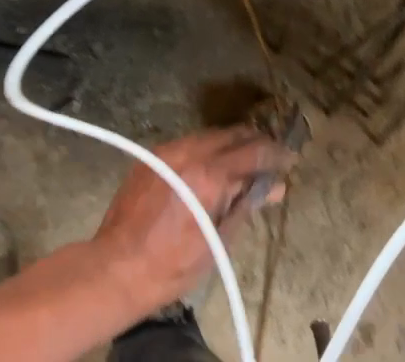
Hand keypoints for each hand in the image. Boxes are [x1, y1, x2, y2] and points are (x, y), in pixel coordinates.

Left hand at [91, 127, 293, 312]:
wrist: (115, 269)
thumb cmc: (172, 267)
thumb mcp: (218, 243)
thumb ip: (246, 206)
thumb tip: (275, 187)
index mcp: (210, 175)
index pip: (254, 150)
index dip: (276, 153)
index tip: (289, 160)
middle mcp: (190, 153)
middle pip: (233, 134)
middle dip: (255, 144)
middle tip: (269, 161)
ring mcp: (168, 151)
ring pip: (210, 135)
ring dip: (230, 146)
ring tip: (240, 166)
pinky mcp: (151, 156)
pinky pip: (188, 143)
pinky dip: (205, 151)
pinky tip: (209, 169)